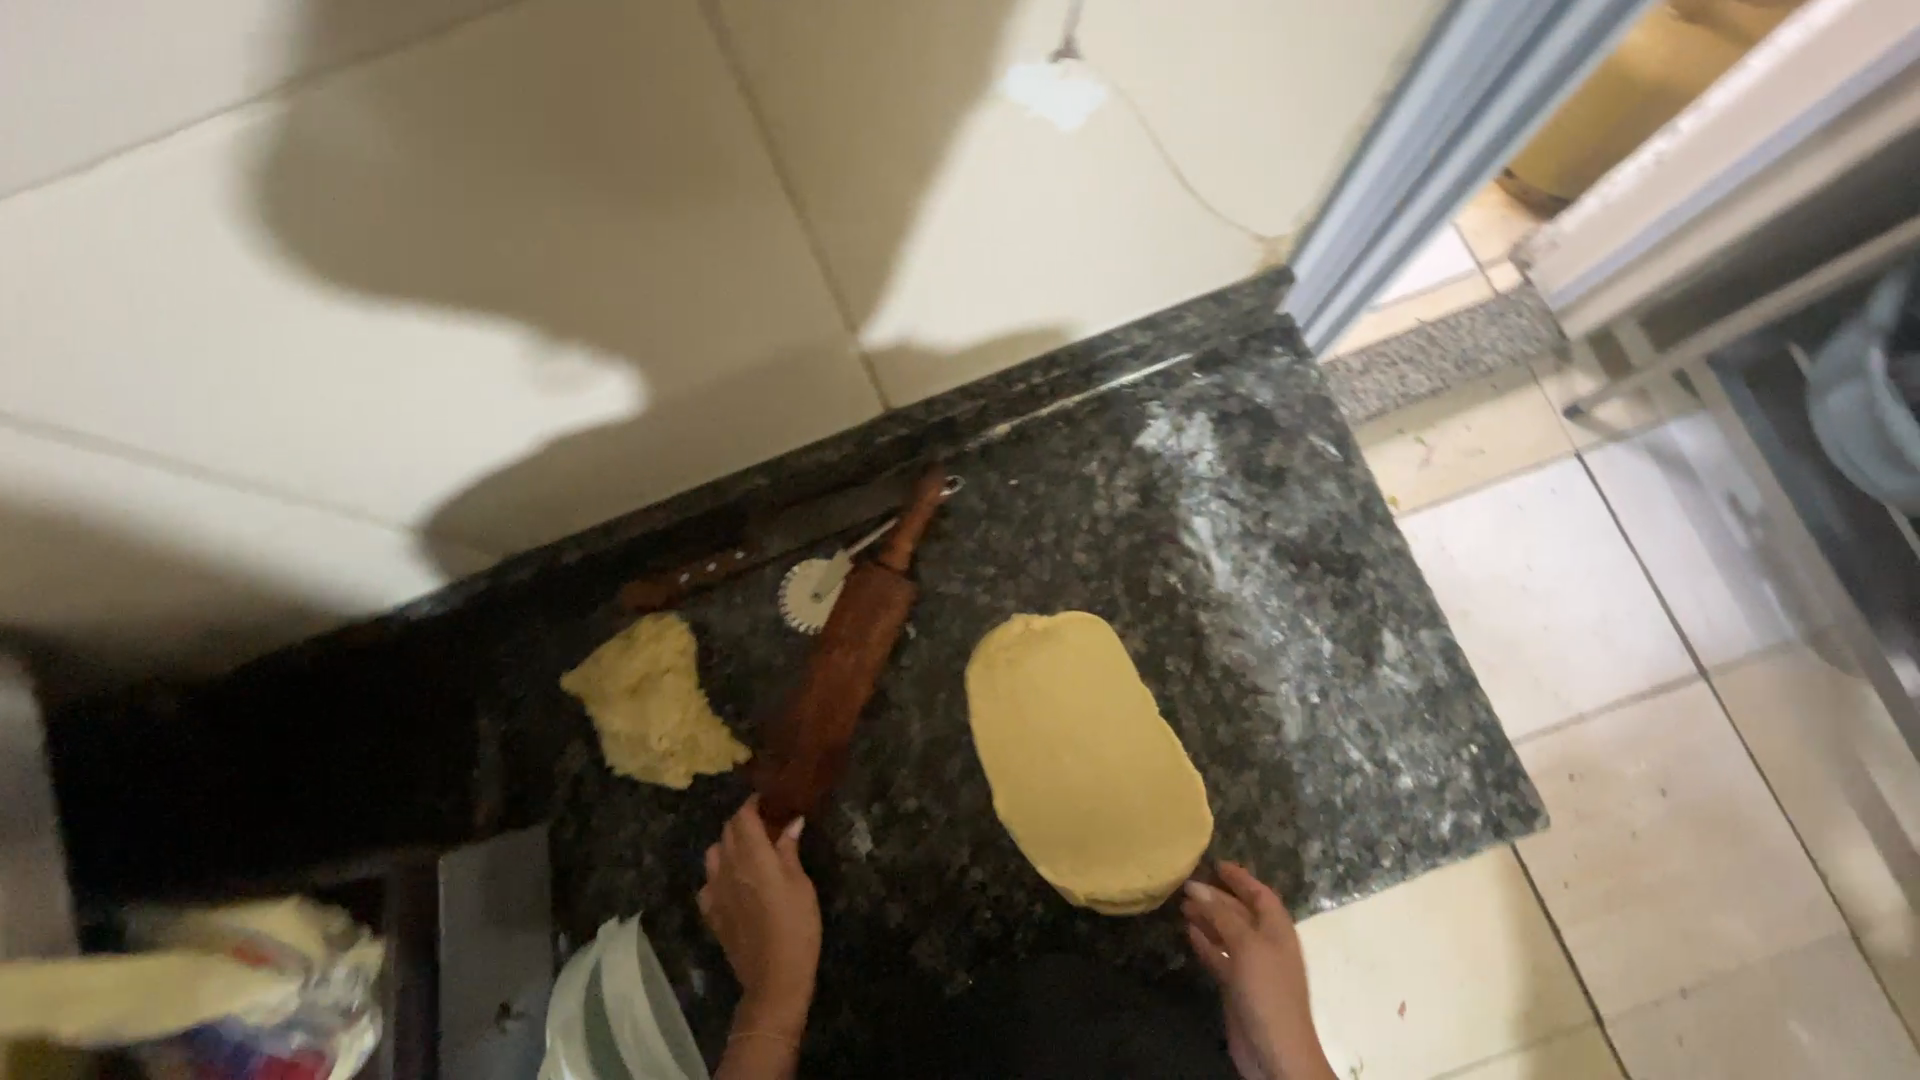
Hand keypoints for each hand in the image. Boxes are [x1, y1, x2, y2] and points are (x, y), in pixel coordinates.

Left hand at [699, 795, 821, 1034]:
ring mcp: (715, 891)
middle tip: (766, 823)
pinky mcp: (711, 913)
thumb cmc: (796, 925)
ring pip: (713, 854)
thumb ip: (789, 850)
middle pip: (727, 831)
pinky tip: (734, 883)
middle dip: (743, 821)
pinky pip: (708, 883)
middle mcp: (727, 867)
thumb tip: (791, 821)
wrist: (774, 977)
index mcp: (752, 855)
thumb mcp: (801, 884)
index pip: (743, 816)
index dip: (754, 803)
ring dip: (728, 845)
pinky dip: (719, 874)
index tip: (769, 799)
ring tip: (749, 852)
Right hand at [1183, 862, 1334, 1079]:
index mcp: (1278, 931)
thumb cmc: (1267, 990)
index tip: (1216, 863)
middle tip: (1188, 885)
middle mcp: (1267, 945)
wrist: (1276, 1052)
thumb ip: (1221, 914)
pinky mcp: (1237, 987)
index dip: (1241, 878)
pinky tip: (1188, 933)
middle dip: (1218, 897)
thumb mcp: (1246, 945)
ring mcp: (1252, 968)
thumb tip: (1196, 886)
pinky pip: (1219, 957)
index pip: (1261, 895)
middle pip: (1242, 912)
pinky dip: (1205, 943)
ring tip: (1182, 905)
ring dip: (1208, 918)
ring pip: (1227, 934)